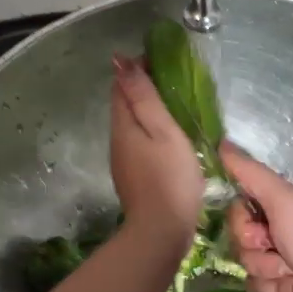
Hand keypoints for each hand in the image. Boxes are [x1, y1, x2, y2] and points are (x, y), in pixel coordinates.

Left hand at [109, 55, 204, 240]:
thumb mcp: (163, 131)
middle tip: (172, 79)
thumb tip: (121, 62)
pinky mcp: (135, 178)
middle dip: (142, 88)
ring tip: (174, 106)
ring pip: (132, 127)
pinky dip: (151, 133)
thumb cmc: (169, 177)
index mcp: (123, 125)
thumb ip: (144, 97)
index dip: (137, 69)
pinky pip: (140, 145)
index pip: (121, 86)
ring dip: (147, 112)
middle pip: (124, 106)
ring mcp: (124, 162)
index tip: (161, 61)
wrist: (161, 231)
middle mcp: (117, 141)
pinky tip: (169, 139)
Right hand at [222, 144, 292, 291]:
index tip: (262, 230)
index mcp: (286, 212)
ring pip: (255, 281)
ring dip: (275, 283)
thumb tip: (222, 142)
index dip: (243, 226)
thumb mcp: (286, 200)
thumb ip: (251, 174)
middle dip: (261, 258)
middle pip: (244, 251)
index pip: (239, 216)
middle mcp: (288, 239)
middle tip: (285, 257)